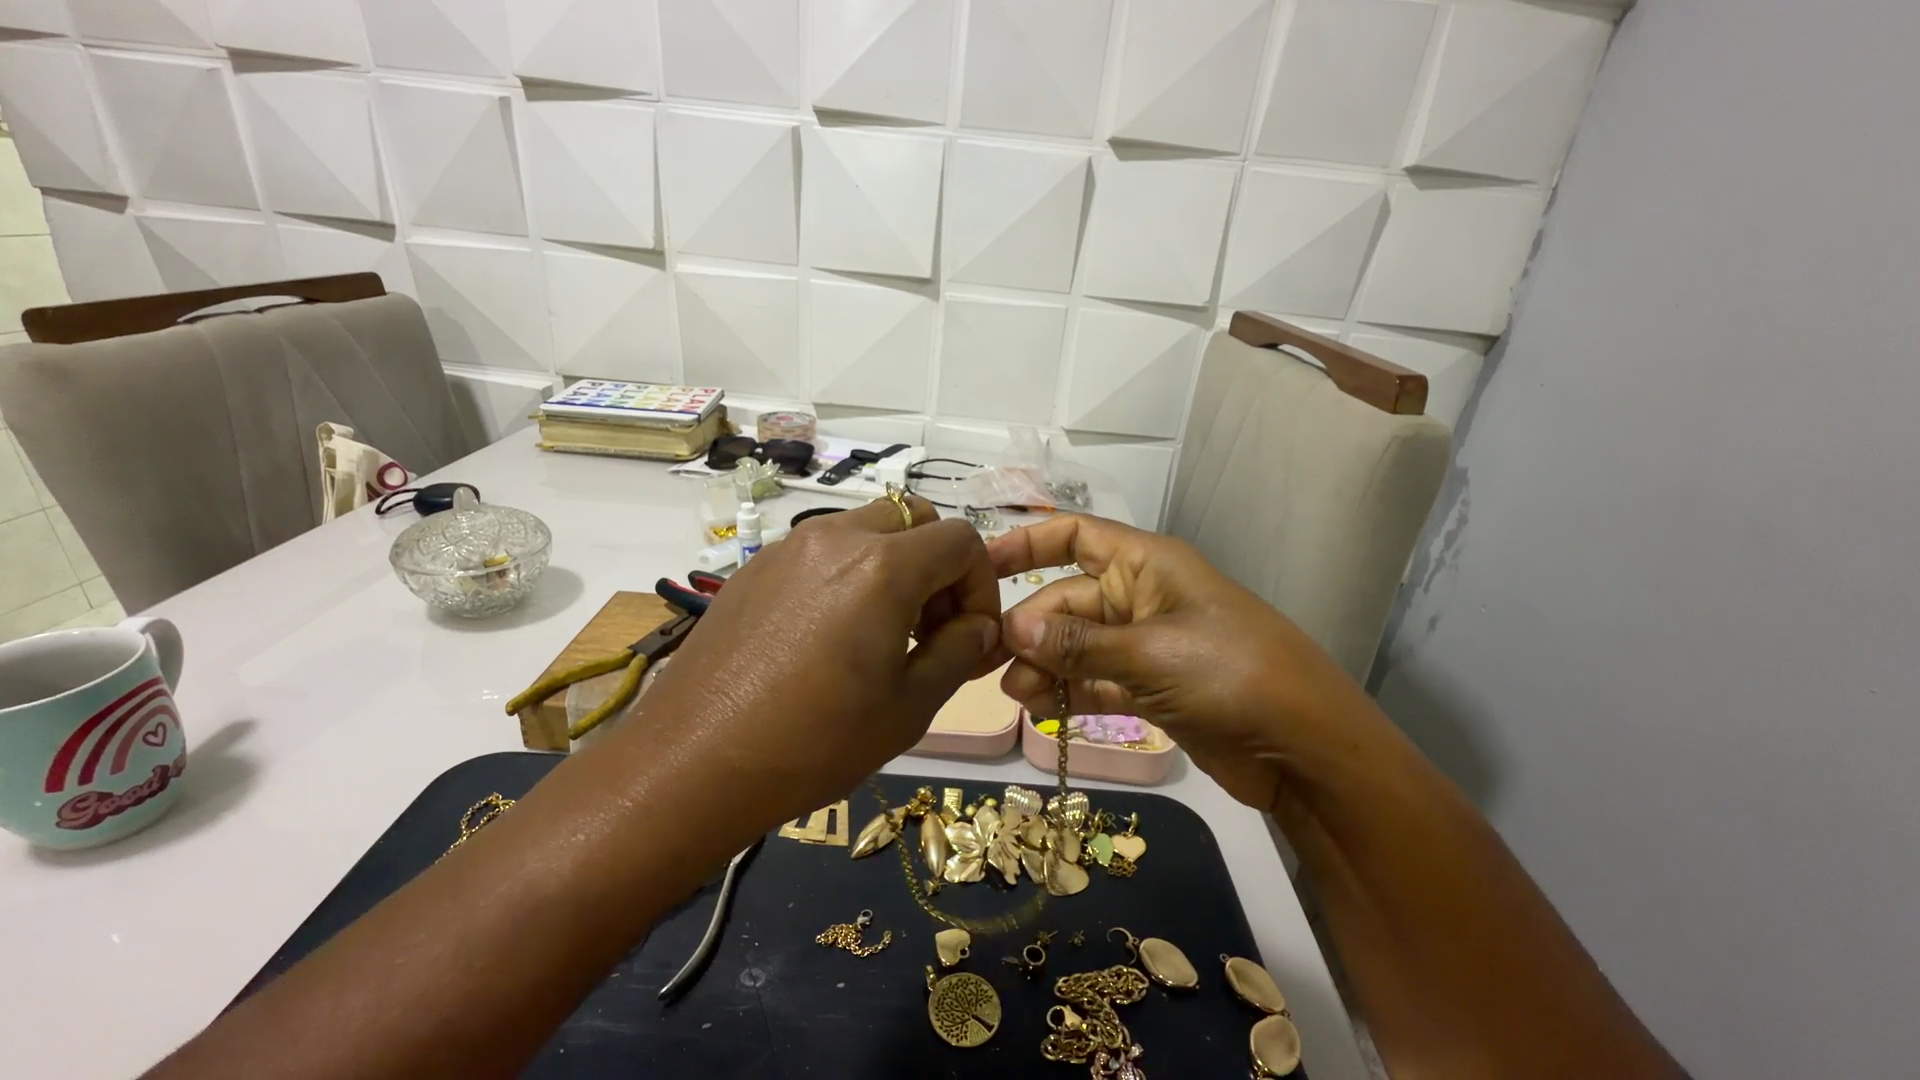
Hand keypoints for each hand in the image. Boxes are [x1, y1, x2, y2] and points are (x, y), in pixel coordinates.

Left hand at [641, 495, 1006, 824]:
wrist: (696, 759)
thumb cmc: (817, 741)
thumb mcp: (910, 706)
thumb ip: (961, 652)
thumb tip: (979, 627)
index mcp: (884, 565)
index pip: (962, 541)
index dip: (981, 586)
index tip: (971, 637)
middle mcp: (837, 536)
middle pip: (915, 519)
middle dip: (939, 566)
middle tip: (930, 628)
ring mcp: (789, 548)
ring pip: (866, 528)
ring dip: (894, 566)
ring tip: (881, 635)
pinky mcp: (755, 569)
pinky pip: (822, 551)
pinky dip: (848, 574)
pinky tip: (829, 638)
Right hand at [988, 514, 1377, 812]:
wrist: (1306, 747)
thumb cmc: (1232, 674)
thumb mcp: (1151, 653)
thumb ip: (1078, 644)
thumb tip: (1011, 631)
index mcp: (1148, 564)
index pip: (1075, 535)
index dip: (1026, 544)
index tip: (979, 569)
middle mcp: (1143, 597)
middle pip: (1068, 599)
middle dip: (1031, 628)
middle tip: (994, 665)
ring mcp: (1148, 646)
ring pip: (1079, 646)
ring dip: (1045, 666)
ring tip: (1018, 696)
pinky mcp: (1153, 690)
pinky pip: (1098, 681)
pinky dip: (1071, 693)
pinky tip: (1042, 710)